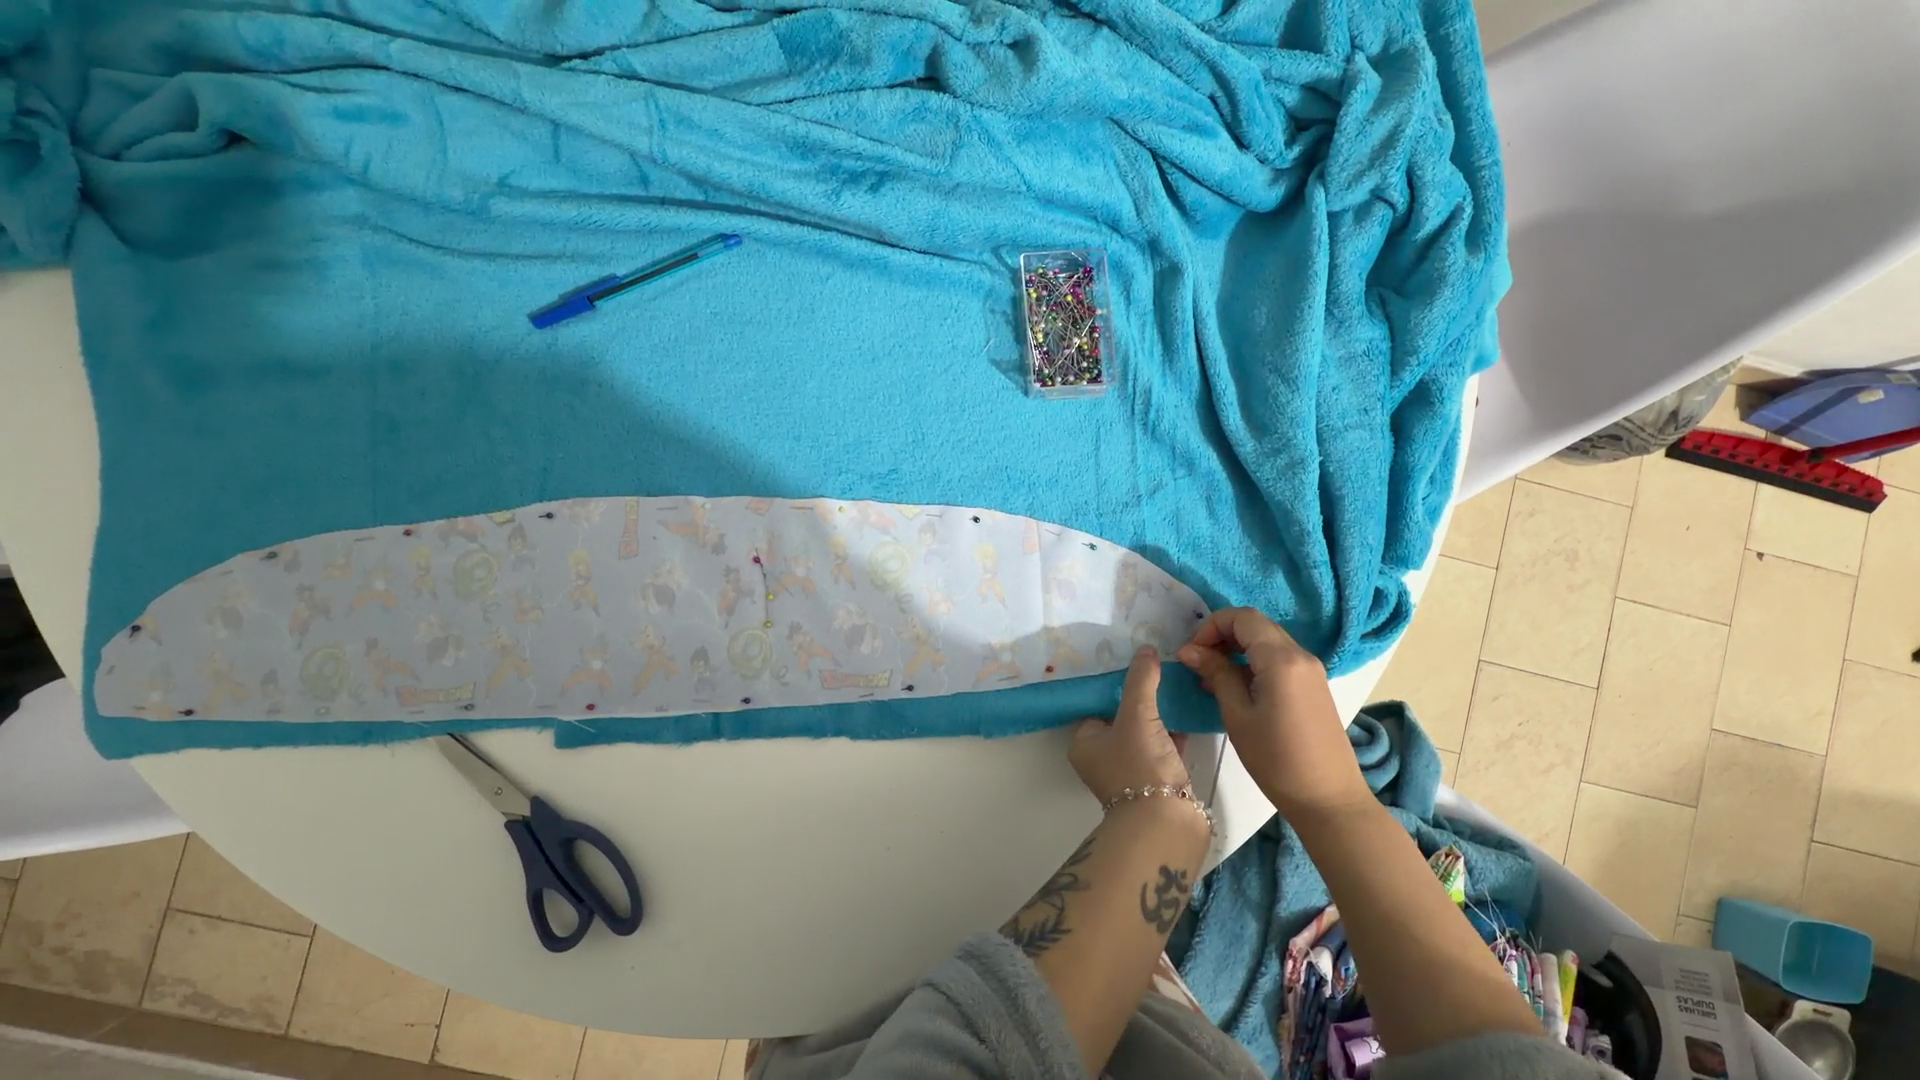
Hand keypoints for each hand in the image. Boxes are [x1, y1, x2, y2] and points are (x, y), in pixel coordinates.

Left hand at [1068, 646, 1191, 804]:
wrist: (1167, 822)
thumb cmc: (1139, 765)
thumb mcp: (1137, 715)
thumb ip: (1141, 680)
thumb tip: (1146, 649)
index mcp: (1084, 743)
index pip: (1096, 704)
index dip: (1115, 685)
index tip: (1136, 664)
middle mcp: (1102, 757)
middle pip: (1122, 717)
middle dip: (1142, 698)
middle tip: (1161, 671)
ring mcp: (1130, 770)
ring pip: (1145, 732)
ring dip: (1160, 714)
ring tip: (1178, 685)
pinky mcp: (1157, 780)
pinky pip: (1164, 746)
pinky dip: (1175, 731)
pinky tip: (1191, 710)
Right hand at [1175, 608, 1369, 819]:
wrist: (1327, 797)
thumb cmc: (1276, 759)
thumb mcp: (1238, 715)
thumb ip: (1216, 675)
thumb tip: (1190, 650)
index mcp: (1281, 659)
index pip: (1243, 617)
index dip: (1212, 626)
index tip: (1192, 652)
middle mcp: (1300, 655)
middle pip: (1256, 625)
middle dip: (1222, 635)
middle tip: (1198, 661)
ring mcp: (1311, 670)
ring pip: (1267, 641)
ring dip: (1237, 648)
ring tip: (1211, 677)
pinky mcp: (1313, 685)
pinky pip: (1279, 658)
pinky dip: (1253, 661)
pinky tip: (1235, 687)